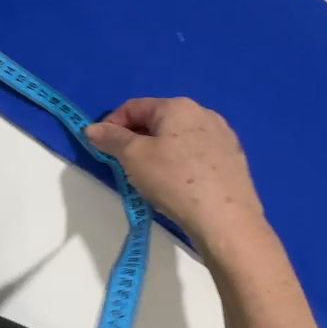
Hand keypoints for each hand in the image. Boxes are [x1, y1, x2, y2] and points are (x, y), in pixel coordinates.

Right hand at [85, 97, 273, 256]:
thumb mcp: (132, 157)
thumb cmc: (174, 180)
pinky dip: (180, 162)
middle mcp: (203, 113)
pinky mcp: (234, 159)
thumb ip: (110, 138)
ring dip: (158, 151)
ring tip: (151, 177)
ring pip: (177, 137)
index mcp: (177, 106)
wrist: (227, 220)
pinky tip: (178, 184)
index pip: (133, 107)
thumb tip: (92, 129)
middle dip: (136, 139)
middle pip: (157, 120)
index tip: (102, 147)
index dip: (111, 125)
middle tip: (124, 164)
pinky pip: (197, 153)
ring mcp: (223, 136)